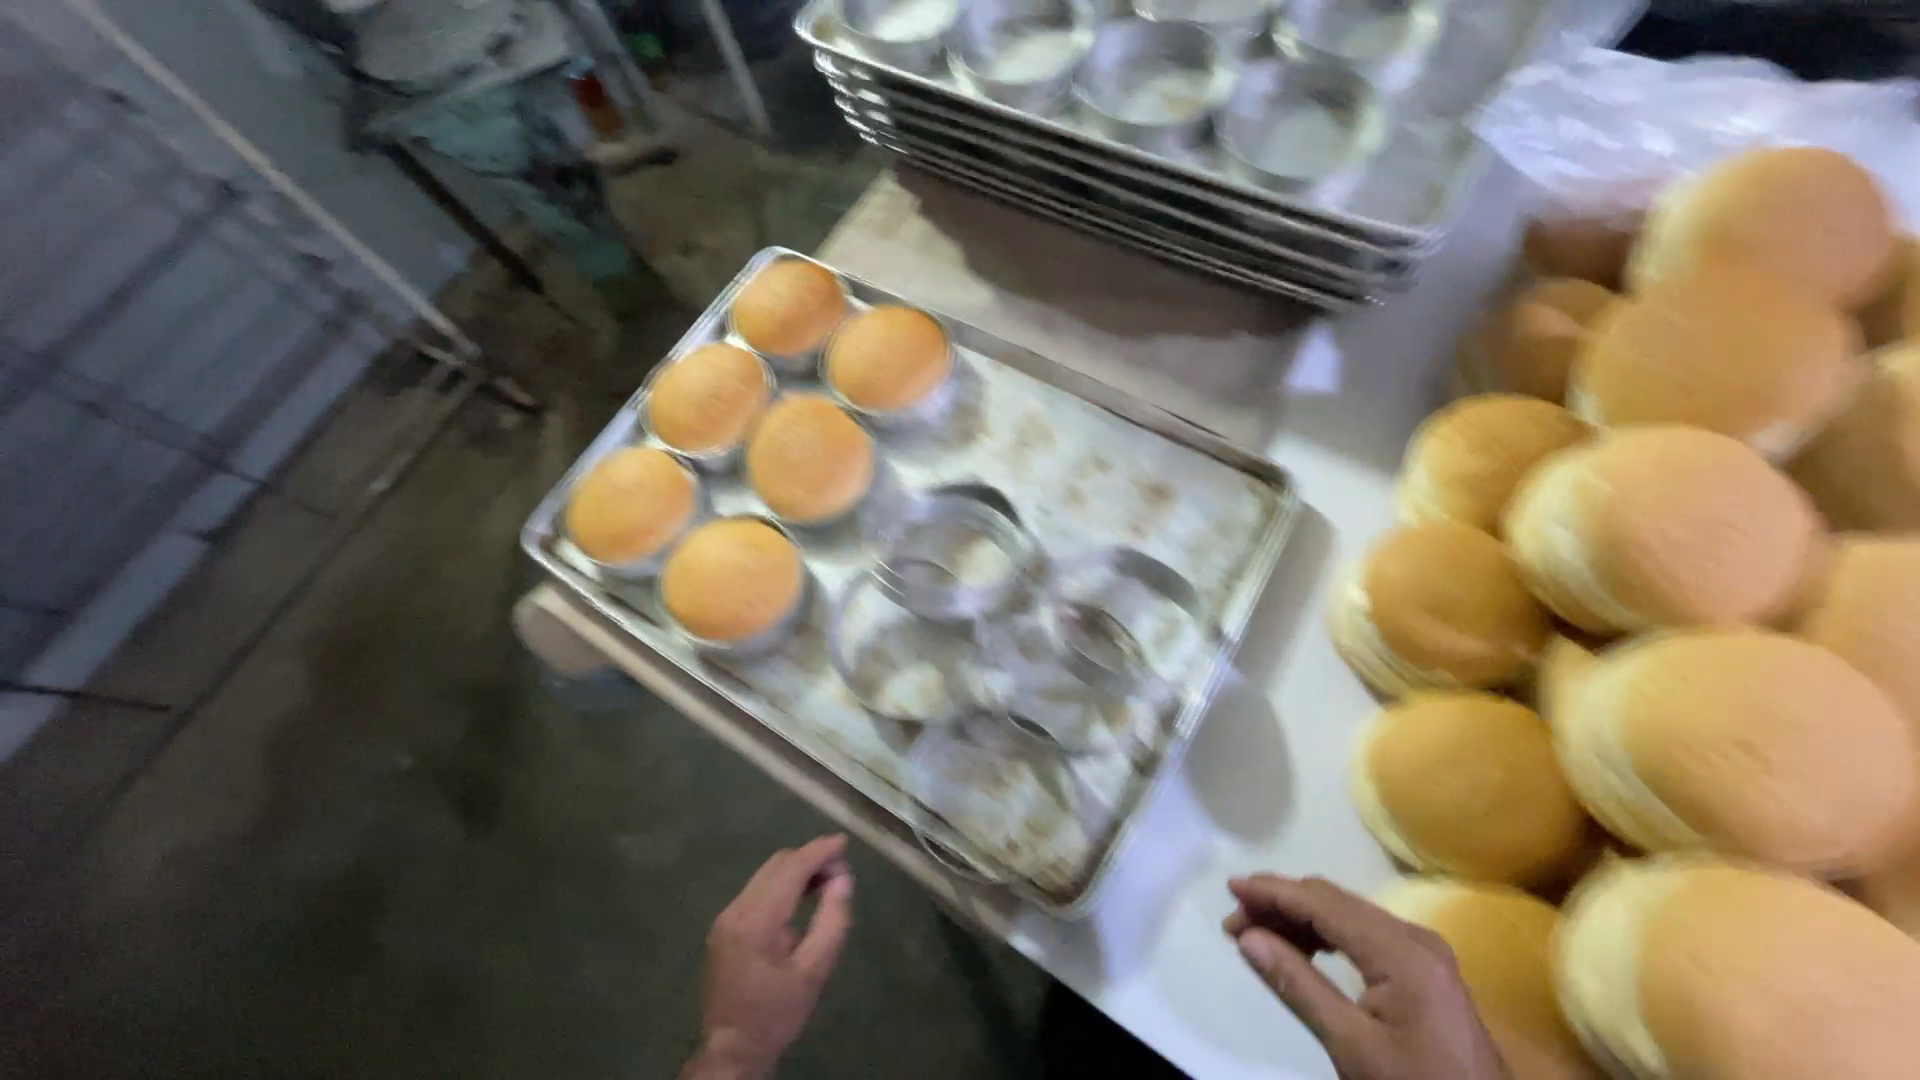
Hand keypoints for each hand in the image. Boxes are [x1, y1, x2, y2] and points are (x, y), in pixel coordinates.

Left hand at [683, 836, 854, 1079]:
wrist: (731, 1050)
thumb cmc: (776, 1014)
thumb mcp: (814, 973)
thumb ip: (832, 922)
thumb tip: (843, 879)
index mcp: (755, 922)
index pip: (790, 870)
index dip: (818, 852)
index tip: (844, 842)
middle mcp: (735, 911)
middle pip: (776, 865)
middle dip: (810, 859)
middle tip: (841, 871)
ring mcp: (725, 918)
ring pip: (765, 875)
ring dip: (796, 871)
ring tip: (826, 882)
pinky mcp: (723, 927)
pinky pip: (757, 891)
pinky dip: (782, 885)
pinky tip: (801, 898)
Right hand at [1223, 875, 1509, 1079]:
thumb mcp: (1352, 1047)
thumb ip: (1298, 985)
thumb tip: (1248, 938)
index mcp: (1402, 952)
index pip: (1323, 903)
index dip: (1273, 892)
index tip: (1230, 889)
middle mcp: (1414, 937)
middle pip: (1333, 902)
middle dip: (1280, 904)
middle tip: (1235, 923)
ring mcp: (1422, 951)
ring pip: (1346, 914)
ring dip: (1299, 918)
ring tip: (1256, 936)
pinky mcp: (1423, 969)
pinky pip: (1363, 933)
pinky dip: (1324, 934)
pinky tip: (1299, 948)